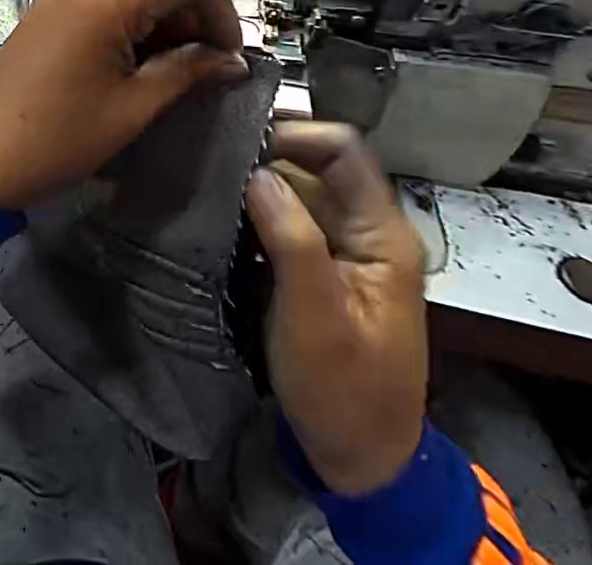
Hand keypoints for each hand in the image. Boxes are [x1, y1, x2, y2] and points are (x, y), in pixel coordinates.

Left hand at [0, 0, 249, 209]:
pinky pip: (112, 5)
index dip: (221, 5)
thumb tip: (232, 61)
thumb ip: (189, 71)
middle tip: (209, 69)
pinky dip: (138, 29)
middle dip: (196, 20)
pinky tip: (143, 67)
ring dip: (168, 27)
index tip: (227, 50)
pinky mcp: (53, 9)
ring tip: (177, 75)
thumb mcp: (134, 107)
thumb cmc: (57, 139)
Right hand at [247, 122, 427, 494]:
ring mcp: (342, 248)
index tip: (244, 142)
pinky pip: (290, 224)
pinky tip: (223, 215)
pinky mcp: (320, 267)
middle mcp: (365, 229)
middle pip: (317, 169)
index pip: (345, 151)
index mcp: (382, 233)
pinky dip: (259, 216)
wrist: (360, 456)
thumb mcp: (317, 317)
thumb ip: (292, 240)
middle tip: (213, 159)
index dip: (297, 135)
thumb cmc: (346, 391)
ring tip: (209, 182)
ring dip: (259, 188)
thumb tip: (257, 174)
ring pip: (299, 194)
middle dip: (269, 160)